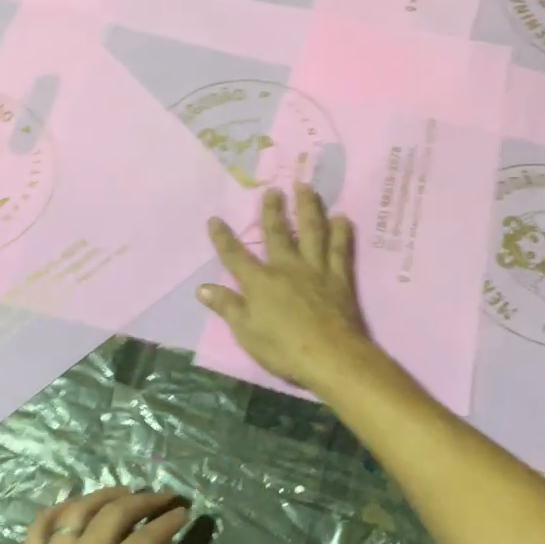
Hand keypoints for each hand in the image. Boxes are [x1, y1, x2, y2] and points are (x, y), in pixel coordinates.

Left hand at [0, 488, 194, 543]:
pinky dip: (57, 510)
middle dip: (141, 501)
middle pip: (110, 518)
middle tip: (164, 497)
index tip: (183, 512)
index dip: (164, 524)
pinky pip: (39, 530)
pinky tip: (71, 506)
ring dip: (103, 496)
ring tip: (125, 491)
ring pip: (76, 514)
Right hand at [196, 183, 373, 390]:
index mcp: (260, 282)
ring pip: (312, 232)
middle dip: (272, 211)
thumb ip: (227, 307)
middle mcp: (287, 268)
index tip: (215, 219)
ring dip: (308, 208)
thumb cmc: (283, 348)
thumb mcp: (246, 332)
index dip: (223, 238)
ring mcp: (316, 270)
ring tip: (306, 187)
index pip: (236, 256)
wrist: (330, 356)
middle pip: (278, 234)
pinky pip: (340, 249)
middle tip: (272, 189)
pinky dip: (342, 232)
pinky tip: (343, 217)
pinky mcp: (340, 278)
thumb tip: (202, 288)